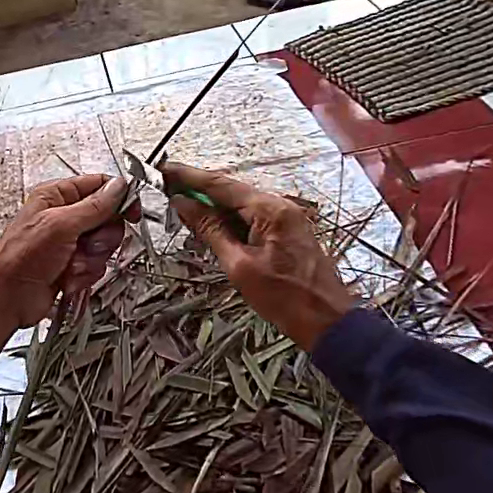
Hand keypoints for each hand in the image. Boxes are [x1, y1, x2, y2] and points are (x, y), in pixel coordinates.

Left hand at [0, 174, 138, 327]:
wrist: (6, 299)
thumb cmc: (19, 258)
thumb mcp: (60, 225)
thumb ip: (94, 206)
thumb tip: (118, 187)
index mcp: (56, 196)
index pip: (98, 185)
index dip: (119, 197)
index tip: (131, 211)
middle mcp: (63, 216)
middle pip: (107, 218)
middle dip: (101, 236)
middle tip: (87, 244)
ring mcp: (68, 242)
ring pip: (104, 245)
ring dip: (91, 258)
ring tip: (71, 263)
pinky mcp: (72, 265)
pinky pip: (96, 265)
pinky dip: (85, 274)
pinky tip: (67, 277)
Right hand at [161, 162, 352, 349]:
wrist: (328, 322)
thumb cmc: (284, 299)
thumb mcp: (239, 265)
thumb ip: (210, 230)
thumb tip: (183, 204)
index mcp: (270, 209)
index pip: (221, 185)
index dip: (189, 176)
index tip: (164, 169)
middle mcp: (279, 206)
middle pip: (230, 191)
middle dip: (197, 190)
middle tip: (166, 189)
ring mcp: (285, 217)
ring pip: (239, 205)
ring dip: (211, 206)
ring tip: (181, 207)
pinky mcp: (285, 231)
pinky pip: (250, 217)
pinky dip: (227, 219)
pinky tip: (208, 225)